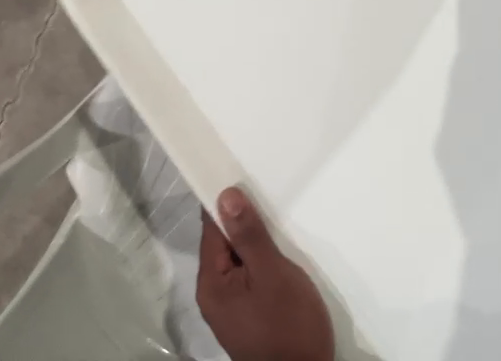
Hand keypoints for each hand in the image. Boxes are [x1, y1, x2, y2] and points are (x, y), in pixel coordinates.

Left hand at [197, 187, 333, 360]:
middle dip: (243, 222)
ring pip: (239, 260)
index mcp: (211, 283)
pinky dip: (260, 262)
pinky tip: (278, 251)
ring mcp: (231, 307)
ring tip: (275, 217)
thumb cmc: (289, 325)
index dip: (224, 201)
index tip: (239, 173)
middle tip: (265, 192)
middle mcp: (213, 295)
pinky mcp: (248, 315)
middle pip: (224, 243)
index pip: (211, 228)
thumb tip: (225, 195)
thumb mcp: (272, 274)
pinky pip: (248, 277)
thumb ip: (249, 235)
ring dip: (255, 242)